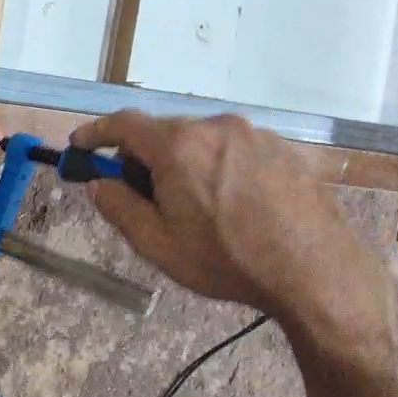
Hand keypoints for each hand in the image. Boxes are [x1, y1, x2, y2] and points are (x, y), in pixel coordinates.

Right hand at [74, 111, 383, 318]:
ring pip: (200, 141)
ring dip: (182, 164)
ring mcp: (256, 135)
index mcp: (179, 145)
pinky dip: (216, 168)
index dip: (95, 133)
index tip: (80, 146)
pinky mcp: (284, 150)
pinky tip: (229, 206)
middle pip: (163, 132)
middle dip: (143, 157)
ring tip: (192, 207)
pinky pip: (233, 150)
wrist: (317, 273)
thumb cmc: (227, 260)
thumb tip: (100, 182)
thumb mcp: (156, 243)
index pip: (123, 124)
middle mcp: (216, 128)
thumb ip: (118, 206)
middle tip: (140, 195)